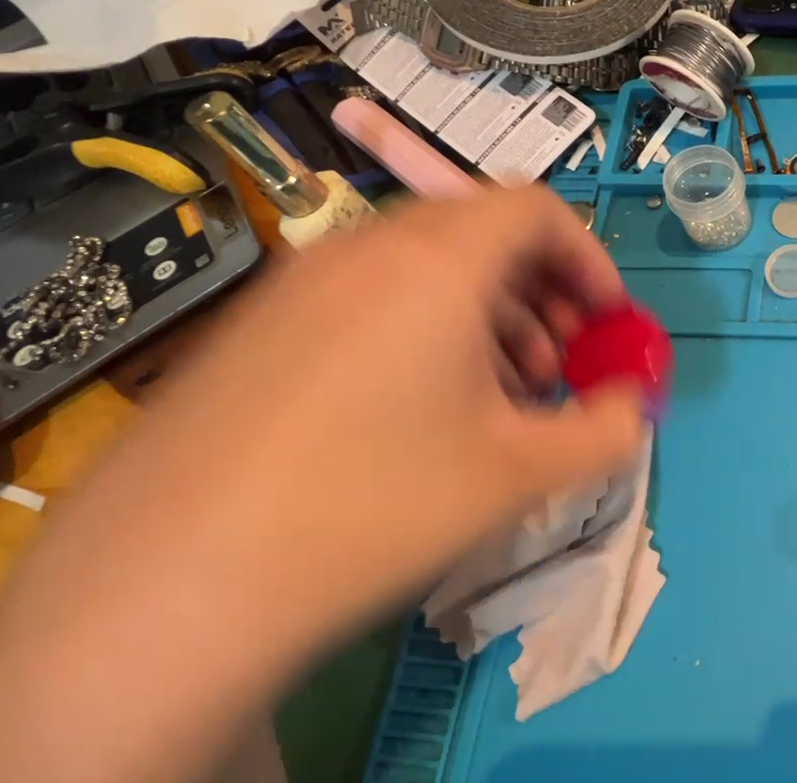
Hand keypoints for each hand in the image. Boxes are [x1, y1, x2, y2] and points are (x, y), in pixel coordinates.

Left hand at [0, 186, 645, 782]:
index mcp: (437, 259)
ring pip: (425, 270)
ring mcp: (299, 283)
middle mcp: (365, 248)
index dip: (590, 260)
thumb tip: (633, 405)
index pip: (537, 209)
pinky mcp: (255, 328)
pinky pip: (368, 300)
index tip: (607, 323)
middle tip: (559, 368)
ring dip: (488, 318)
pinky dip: (424, 333)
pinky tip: (419, 415)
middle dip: (543, 295)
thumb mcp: (520, 472)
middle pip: (482, 234)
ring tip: (497, 401)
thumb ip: (606, 428)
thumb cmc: (374, 506)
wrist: (163, 587)